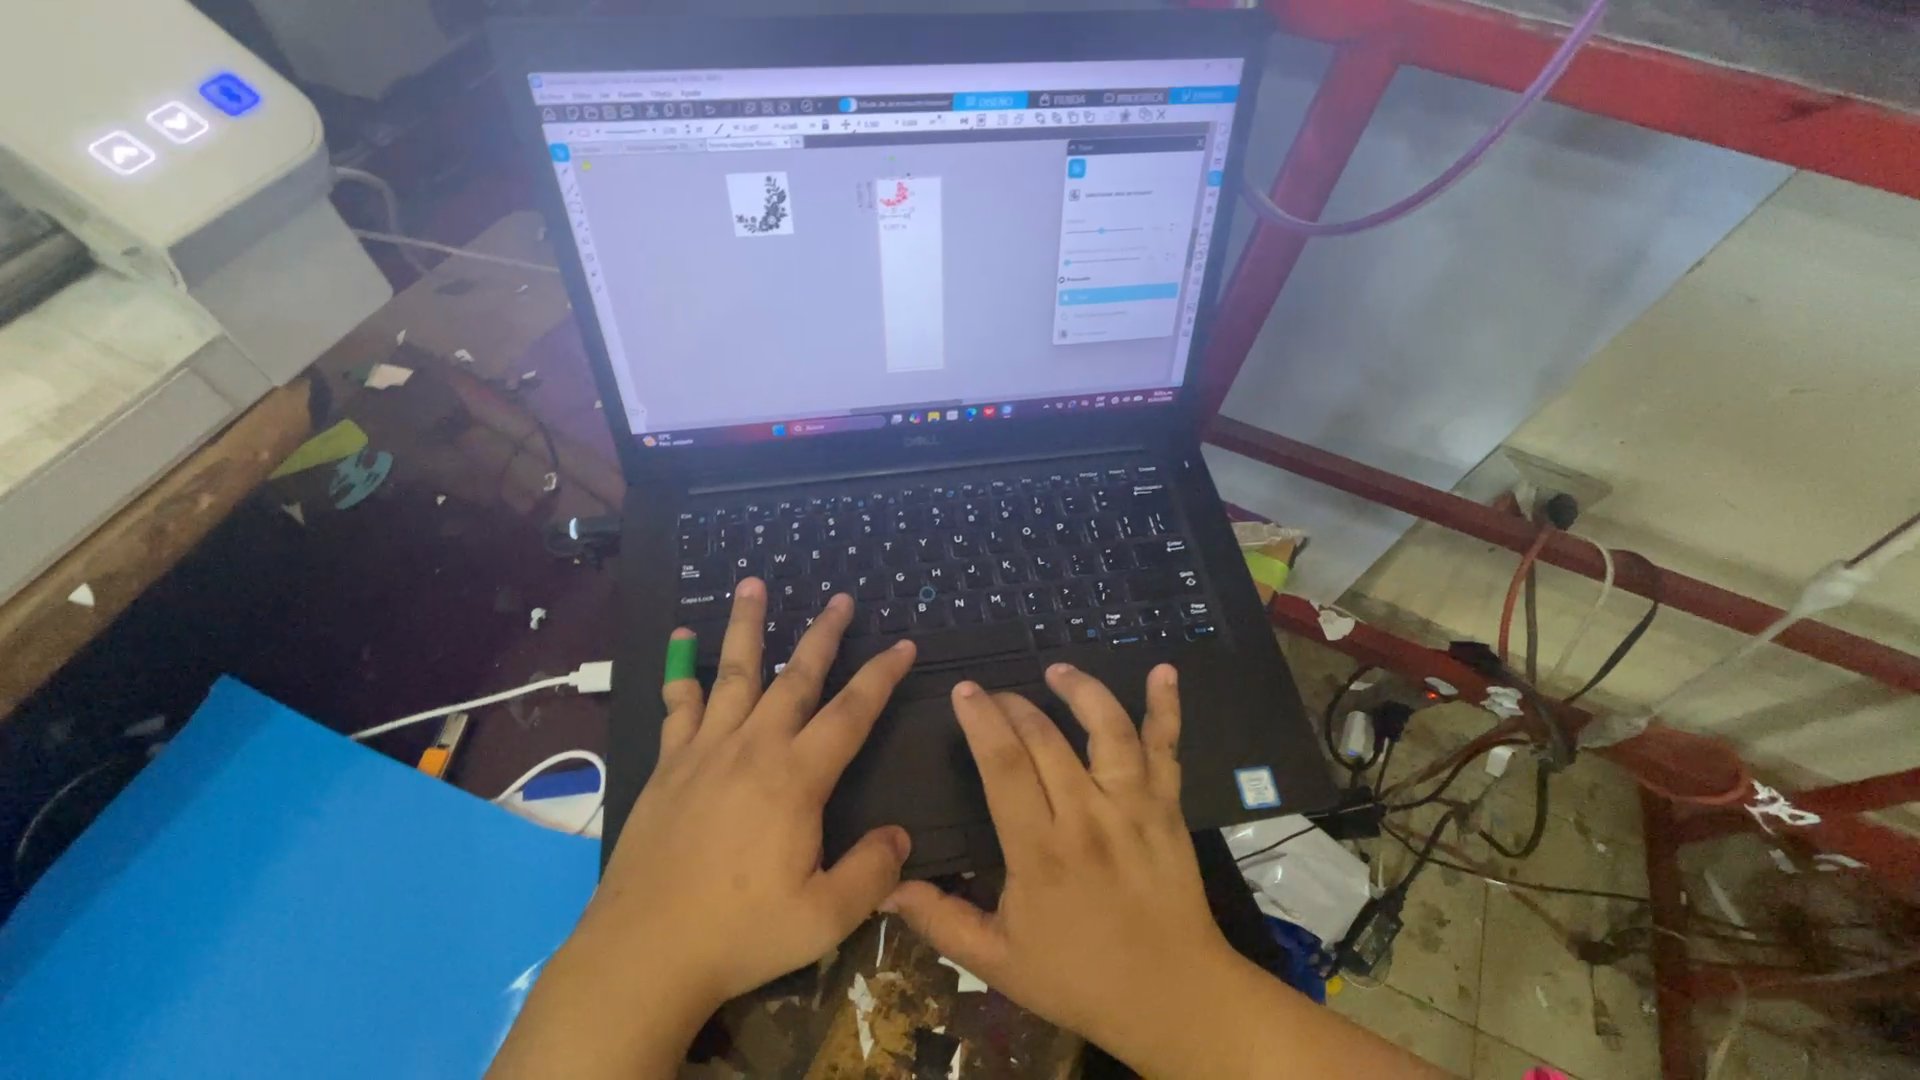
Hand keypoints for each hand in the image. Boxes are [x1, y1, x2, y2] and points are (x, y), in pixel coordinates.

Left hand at [488, 581, 914, 1079]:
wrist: (643, 952)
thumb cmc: (740, 934)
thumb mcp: (827, 917)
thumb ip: (873, 872)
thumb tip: (901, 836)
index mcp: (796, 778)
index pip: (852, 712)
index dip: (882, 675)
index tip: (903, 644)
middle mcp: (752, 748)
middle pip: (796, 676)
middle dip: (824, 634)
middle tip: (841, 598)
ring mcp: (704, 752)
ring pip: (733, 674)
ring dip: (747, 627)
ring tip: (752, 585)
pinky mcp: (667, 766)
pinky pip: (678, 706)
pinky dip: (682, 671)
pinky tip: (682, 641)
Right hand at [883, 665, 1238, 1064]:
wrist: (1173, 997)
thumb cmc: (1080, 979)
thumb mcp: (997, 962)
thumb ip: (941, 921)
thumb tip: (886, 888)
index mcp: (1040, 851)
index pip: (1005, 766)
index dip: (982, 722)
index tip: (964, 691)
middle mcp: (1088, 816)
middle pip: (1046, 738)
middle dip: (1013, 705)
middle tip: (991, 693)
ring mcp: (1134, 806)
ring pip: (1108, 729)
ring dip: (1081, 690)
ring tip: (1057, 669)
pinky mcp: (1169, 808)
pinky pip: (1169, 749)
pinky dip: (1168, 707)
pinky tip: (1165, 671)